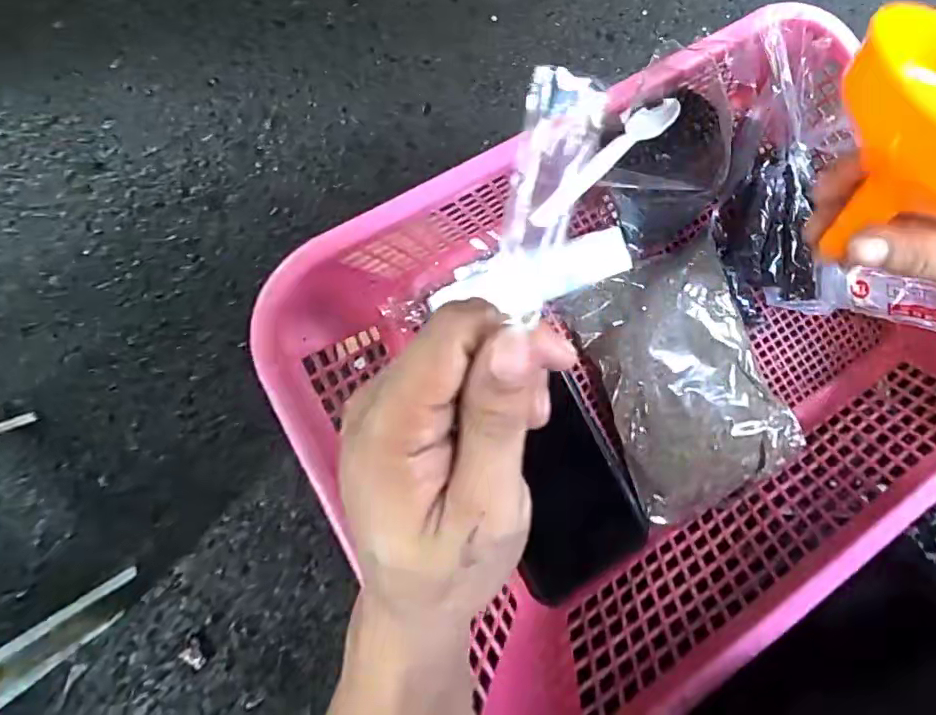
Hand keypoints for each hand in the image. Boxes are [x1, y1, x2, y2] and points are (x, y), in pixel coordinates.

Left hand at [337, 300, 578, 633]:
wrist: (414, 606)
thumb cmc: (454, 570)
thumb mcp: (489, 505)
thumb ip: (497, 419)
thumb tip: (515, 338)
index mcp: (387, 425)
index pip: (453, 331)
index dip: (513, 331)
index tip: (560, 362)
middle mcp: (375, 396)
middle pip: (458, 330)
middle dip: (514, 353)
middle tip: (540, 410)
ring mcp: (384, 397)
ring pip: (462, 340)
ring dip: (508, 369)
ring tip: (524, 424)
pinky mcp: (400, 401)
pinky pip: (456, 360)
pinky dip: (494, 378)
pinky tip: (504, 420)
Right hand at [804, 159, 935, 359]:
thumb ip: (925, 253)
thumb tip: (851, 243)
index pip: (916, 144)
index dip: (867, 160)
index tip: (827, 189)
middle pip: (897, 171)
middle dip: (851, 193)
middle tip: (815, 225)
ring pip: (893, 201)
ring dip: (854, 219)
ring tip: (819, 244)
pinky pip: (902, 230)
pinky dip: (872, 240)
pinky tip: (845, 252)